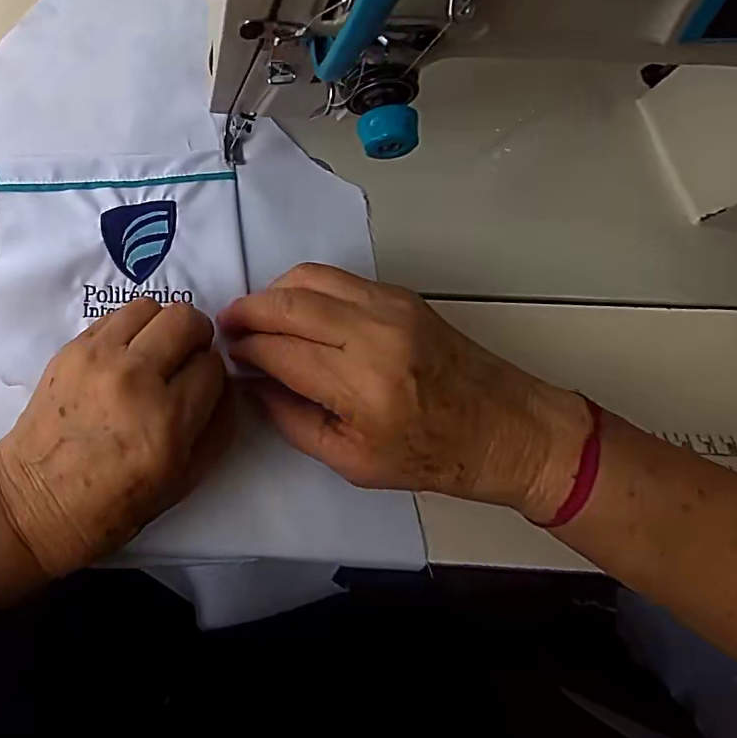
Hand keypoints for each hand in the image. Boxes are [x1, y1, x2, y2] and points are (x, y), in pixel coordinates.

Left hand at [0, 299, 233, 603]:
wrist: (33, 498)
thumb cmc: (110, 505)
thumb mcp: (183, 482)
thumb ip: (215, 428)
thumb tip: (223, 384)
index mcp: (167, 420)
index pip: (212, 367)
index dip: (213, 376)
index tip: (202, 388)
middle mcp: (133, 378)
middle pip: (185, 320)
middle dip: (195, 337)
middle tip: (184, 360)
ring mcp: (97, 358)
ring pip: (149, 307)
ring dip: (160, 326)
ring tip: (153, 353)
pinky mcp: (71, 349)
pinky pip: (113, 317)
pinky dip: (127, 329)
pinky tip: (122, 356)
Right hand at [217, 264, 590, 521]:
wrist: (510, 430)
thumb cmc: (429, 456)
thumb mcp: (348, 460)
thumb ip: (288, 419)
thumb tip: (250, 381)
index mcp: (361, 389)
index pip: (277, 351)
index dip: (243, 350)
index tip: (229, 356)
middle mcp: (373, 339)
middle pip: (284, 306)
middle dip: (244, 313)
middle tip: (226, 327)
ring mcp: (389, 309)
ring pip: (305, 279)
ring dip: (269, 294)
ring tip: (256, 315)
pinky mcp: (399, 296)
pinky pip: (332, 276)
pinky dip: (299, 287)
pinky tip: (292, 309)